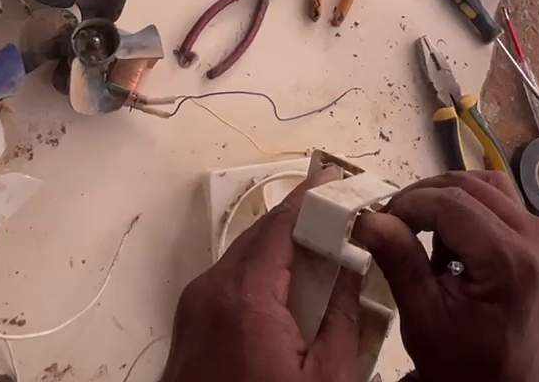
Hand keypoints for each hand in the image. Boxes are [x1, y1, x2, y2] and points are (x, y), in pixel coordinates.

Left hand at [158, 167, 364, 381]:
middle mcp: (212, 289)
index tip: (336, 175)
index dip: (313, 194)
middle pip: (262, 233)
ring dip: (280, 246)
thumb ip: (342, 315)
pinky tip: (288, 284)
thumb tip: (351, 267)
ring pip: (244, 255)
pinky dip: (261, 271)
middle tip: (338, 213)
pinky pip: (229, 280)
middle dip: (301, 219)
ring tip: (320, 245)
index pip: (283, 221)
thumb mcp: (326, 379)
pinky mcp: (187, 327)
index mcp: (246, 294)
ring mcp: (193, 307)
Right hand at [353, 171, 538, 381]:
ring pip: (486, 185)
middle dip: (425, 197)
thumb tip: (369, 218)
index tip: (381, 219)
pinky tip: (454, 243)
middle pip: (469, 186)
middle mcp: (535, 236)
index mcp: (509, 259)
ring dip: (449, 199)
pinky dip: (471, 209)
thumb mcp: (425, 323)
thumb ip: (400, 262)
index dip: (409, 203)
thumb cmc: (472, 370)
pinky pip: (501, 202)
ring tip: (426, 235)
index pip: (449, 203)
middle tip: (395, 223)